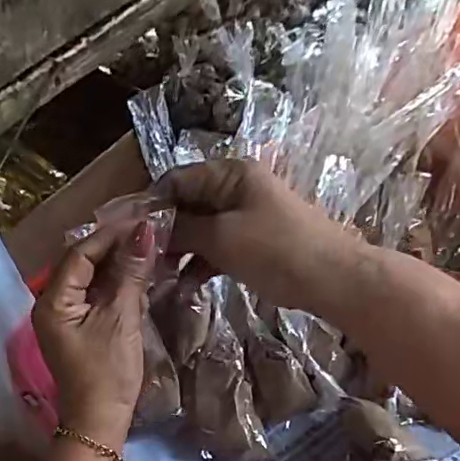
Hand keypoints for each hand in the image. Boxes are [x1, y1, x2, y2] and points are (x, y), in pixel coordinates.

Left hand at [32, 216, 155, 446]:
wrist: (100, 420)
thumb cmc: (108, 372)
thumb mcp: (121, 319)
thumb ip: (130, 273)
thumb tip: (144, 230)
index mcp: (53, 301)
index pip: (80, 253)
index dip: (111, 234)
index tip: (143, 220)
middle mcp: (51, 304)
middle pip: (81, 262)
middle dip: (113, 245)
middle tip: (148, 229)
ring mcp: (63, 317)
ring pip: (89, 277)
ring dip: (116, 263)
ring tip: (147, 245)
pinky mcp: (77, 328)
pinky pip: (93, 294)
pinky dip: (114, 283)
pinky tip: (137, 273)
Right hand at [157, 159, 367, 313]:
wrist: (332, 279)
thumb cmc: (275, 249)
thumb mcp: (221, 238)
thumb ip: (181, 230)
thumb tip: (147, 229)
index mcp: (229, 174)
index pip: (175, 181)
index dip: (149, 206)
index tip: (127, 234)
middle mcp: (234, 188)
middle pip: (185, 205)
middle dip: (163, 233)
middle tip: (143, 262)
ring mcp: (243, 215)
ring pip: (197, 229)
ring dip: (179, 253)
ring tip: (161, 278)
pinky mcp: (250, 241)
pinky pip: (214, 247)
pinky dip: (199, 264)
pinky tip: (184, 286)